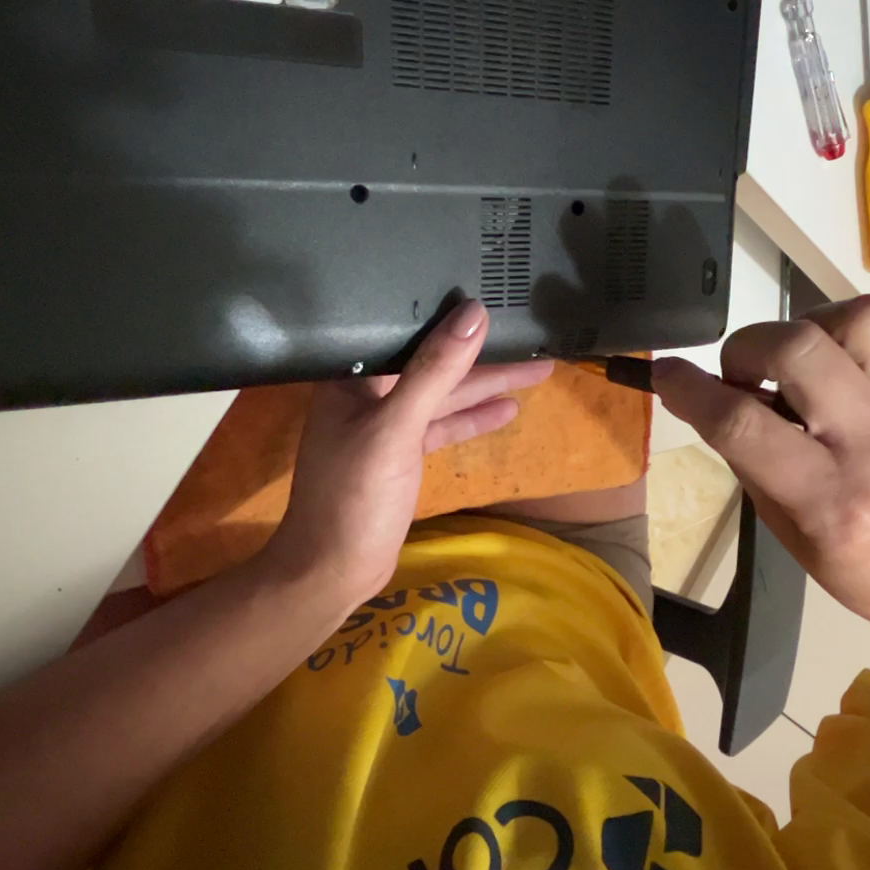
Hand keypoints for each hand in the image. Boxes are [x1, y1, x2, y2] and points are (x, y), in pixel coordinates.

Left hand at [265, 300, 553, 604]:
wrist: (333, 572)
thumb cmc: (354, 496)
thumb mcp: (396, 428)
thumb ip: (434, 372)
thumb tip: (474, 314)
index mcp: (353, 377)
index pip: (406, 332)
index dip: (449, 315)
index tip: (494, 297)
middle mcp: (368, 394)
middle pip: (433, 364)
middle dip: (482, 355)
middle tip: (532, 339)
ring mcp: (386, 426)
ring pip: (443, 396)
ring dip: (486, 386)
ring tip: (537, 369)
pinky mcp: (401, 454)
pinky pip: (442, 425)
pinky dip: (472, 417)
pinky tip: (507, 408)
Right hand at [651, 295, 869, 649]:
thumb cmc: (854, 565)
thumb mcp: (781, 527)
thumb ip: (744, 455)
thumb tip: (706, 393)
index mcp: (829, 500)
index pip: (743, 425)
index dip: (691, 389)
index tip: (667, 374)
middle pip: (797, 352)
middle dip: (746, 348)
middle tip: (741, 376)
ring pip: (851, 321)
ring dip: (801, 328)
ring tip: (792, 361)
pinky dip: (842, 326)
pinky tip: (832, 357)